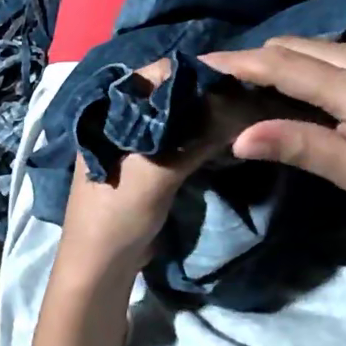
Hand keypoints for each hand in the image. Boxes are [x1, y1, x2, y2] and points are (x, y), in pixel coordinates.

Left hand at [60, 58, 251, 267]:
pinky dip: (198, 137)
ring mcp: (133, 142)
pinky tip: (223, 139)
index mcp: (108, 110)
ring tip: (241, 114)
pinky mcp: (146, 164)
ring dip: (204, 117)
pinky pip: (176, 140)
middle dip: (203, 95)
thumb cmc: (116, 216)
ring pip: (175, 118)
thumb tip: (241, 107)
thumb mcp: (154, 175)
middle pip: (168, 95)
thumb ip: (194, 140)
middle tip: (245, 96)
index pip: (156, 75)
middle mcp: (119, 118)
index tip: (234, 78)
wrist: (100, 270)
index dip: (194, 74)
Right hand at [205, 37, 345, 238]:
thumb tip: (240, 137)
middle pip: (294, 45)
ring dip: (278, 60)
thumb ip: (301, 146)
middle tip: (221, 84)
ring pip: (311, 43)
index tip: (201, 62)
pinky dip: (303, 62)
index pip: (286, 65)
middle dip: (254, 60)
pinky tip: (292, 84)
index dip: (240, 62)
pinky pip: (331, 49)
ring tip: (249, 86)